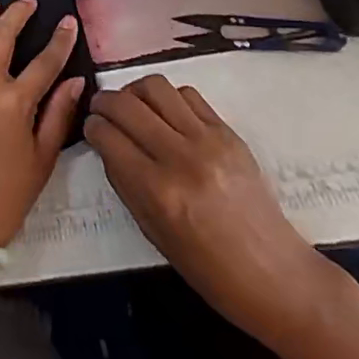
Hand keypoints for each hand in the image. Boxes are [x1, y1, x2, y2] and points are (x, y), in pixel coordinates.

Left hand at [0, 0, 85, 247]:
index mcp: (15, 103)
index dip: (61, 40)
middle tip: (29, 2)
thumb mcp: (44, 156)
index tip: (69, 22)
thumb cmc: (8, 193)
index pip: (45, 61)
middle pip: (2, 37)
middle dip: (18, 15)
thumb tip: (76, 80)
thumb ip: (59, 113)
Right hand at [85, 75, 326, 337]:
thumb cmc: (205, 266)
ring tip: (132, 104)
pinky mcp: (229, 132)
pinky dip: (168, 98)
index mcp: (157, 191)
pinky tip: (165, 113)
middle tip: (100, 108)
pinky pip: (189, 95)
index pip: (109, 136)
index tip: (89, 127)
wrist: (270, 270)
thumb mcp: (151, 231)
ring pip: (157, 87)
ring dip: (135, 91)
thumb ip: (125, 184)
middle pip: (128, 104)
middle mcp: (181, 157)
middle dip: (105, 101)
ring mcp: (208, 140)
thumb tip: (108, 145)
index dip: (91, 126)